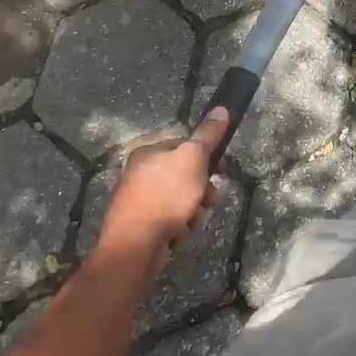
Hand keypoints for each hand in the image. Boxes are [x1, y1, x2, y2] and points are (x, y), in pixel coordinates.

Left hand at [95, 107, 230, 272]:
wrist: (135, 247)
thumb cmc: (165, 196)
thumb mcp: (193, 159)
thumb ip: (208, 135)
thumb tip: (221, 108)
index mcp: (147, 153)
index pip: (185, 145)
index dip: (208, 156)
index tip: (221, 169)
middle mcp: (140, 174)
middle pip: (185, 174)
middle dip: (203, 187)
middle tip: (212, 198)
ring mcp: (139, 201)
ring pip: (181, 198)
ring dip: (196, 207)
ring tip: (196, 218)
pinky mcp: (141, 226)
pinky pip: (170, 218)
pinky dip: (181, 223)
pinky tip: (182, 231)